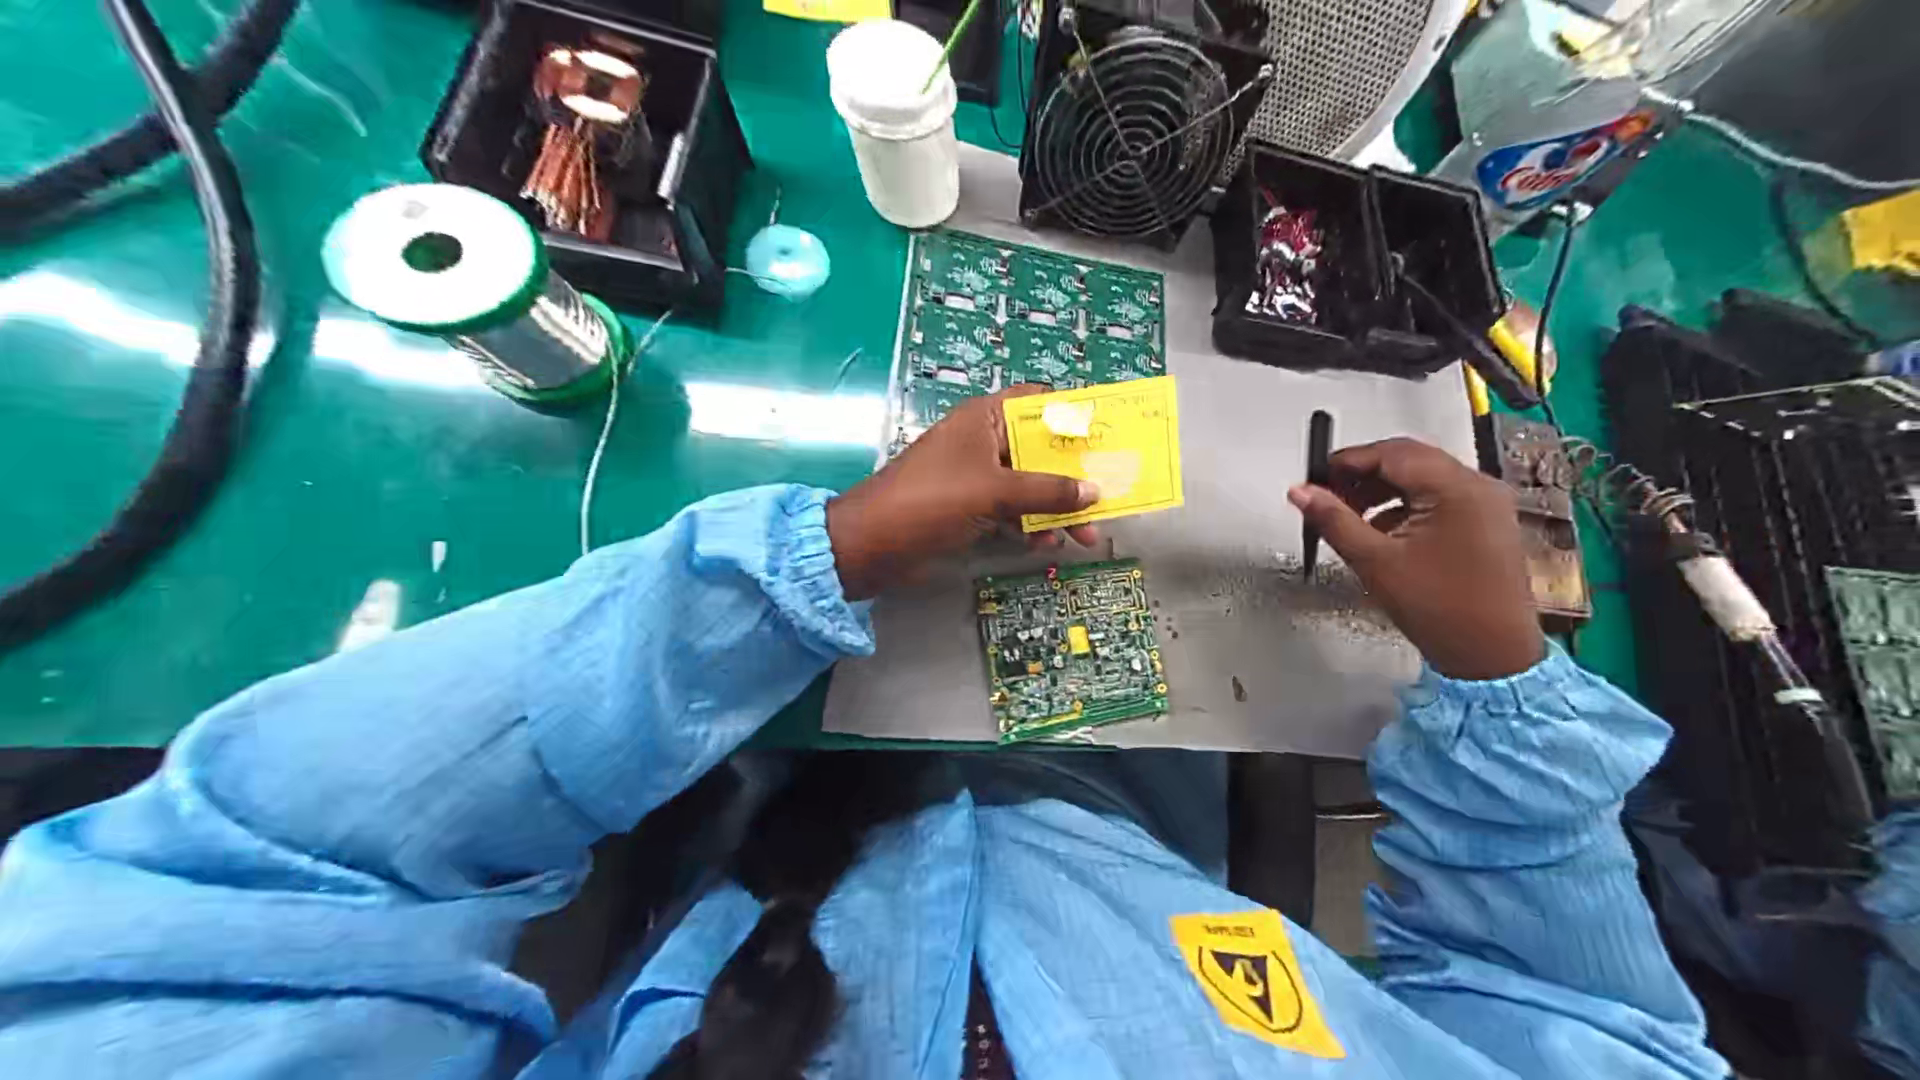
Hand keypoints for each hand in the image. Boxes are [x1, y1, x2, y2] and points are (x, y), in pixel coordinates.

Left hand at [828, 387, 1100, 599]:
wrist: (872, 544)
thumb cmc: (932, 501)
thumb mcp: (993, 492)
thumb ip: (1047, 490)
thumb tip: (1095, 491)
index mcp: (985, 418)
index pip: (1038, 402)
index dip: (1073, 415)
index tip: (1106, 437)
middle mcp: (983, 441)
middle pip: (1040, 450)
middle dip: (1072, 478)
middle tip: (1105, 501)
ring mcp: (976, 476)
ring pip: (1029, 485)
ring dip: (1056, 509)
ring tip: (1083, 536)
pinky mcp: (969, 507)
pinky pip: (1011, 510)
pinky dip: (1029, 525)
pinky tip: (1044, 545)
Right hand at [1288, 437, 1543, 680]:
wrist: (1490, 654)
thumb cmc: (1442, 609)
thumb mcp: (1374, 560)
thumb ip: (1333, 519)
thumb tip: (1301, 492)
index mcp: (1457, 490)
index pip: (1392, 453)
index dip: (1347, 461)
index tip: (1317, 477)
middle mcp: (1478, 488)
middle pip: (1408, 460)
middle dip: (1362, 474)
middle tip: (1327, 495)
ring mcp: (1485, 505)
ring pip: (1420, 478)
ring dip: (1379, 490)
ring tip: (1348, 515)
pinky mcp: (1482, 523)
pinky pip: (1434, 499)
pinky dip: (1400, 505)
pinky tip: (1377, 530)